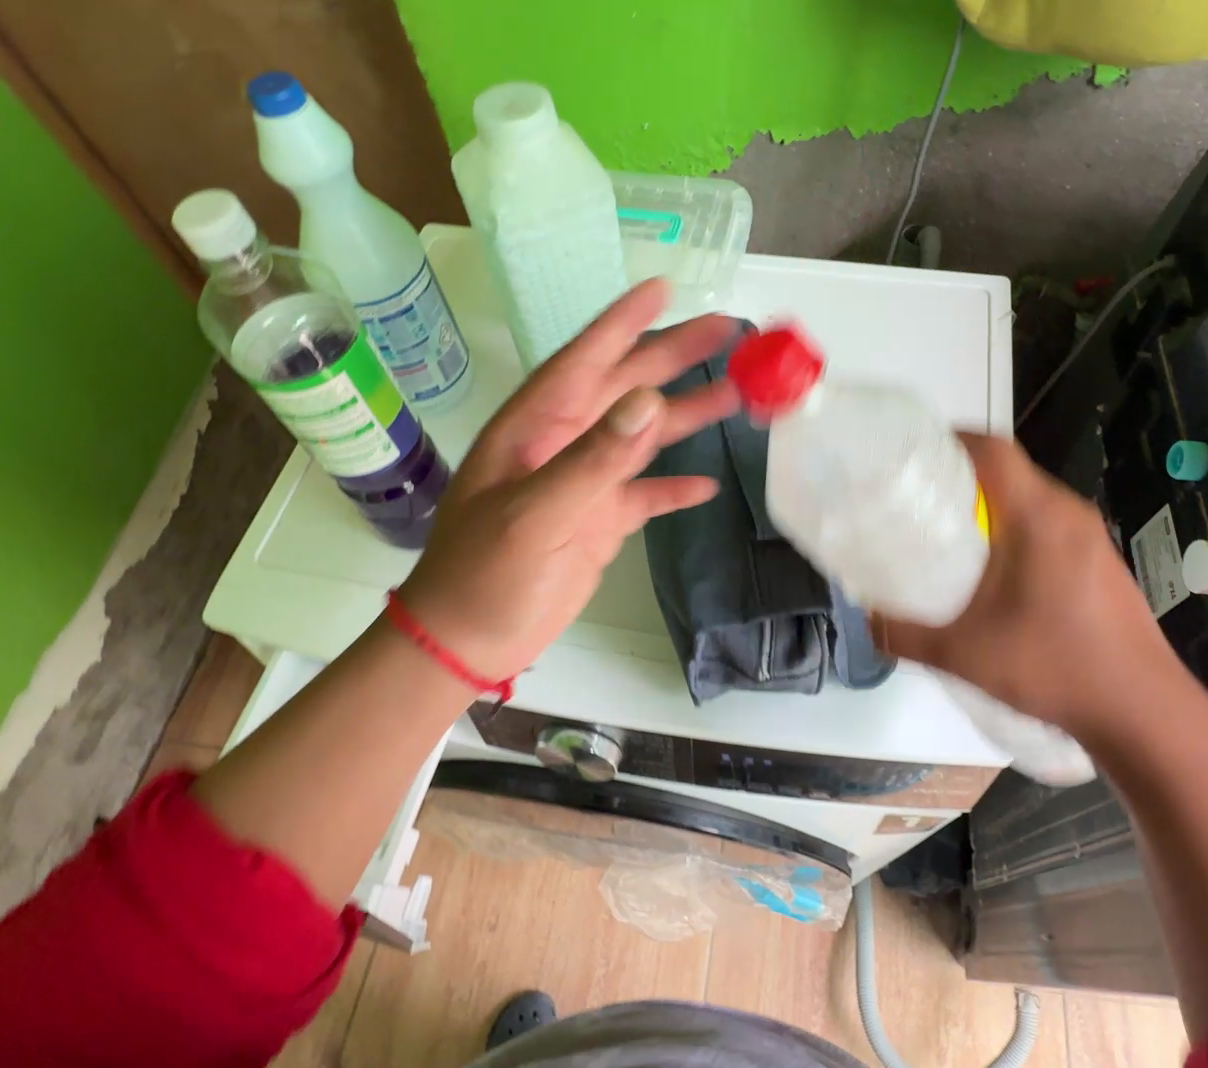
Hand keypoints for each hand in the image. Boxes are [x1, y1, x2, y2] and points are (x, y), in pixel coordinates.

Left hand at [398, 280, 741, 677]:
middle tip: (728, 332)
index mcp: (535, 428)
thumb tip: (647, 400)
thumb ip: (593, 459)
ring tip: (736, 394)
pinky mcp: (598, 521)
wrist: (470, 639)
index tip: (665, 289)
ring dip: (685, 416)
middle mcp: (562, 444)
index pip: (584, 360)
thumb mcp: (536, 513)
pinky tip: (705, 483)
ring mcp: (583, 483)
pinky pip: (643, 495)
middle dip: (673, 358)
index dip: (623, 323)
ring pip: (641, 437)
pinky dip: (672, 488)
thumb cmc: (486, 572)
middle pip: (625, 389)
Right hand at [874, 433, 1188, 740]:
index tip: (912, 454)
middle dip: (961, 479)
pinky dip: (1016, 533)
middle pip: (1010, 472)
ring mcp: (1092, 539)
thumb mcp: (962, 654)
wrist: (1141, 710)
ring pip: (1032, 502)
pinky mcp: (1102, 564)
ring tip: (949, 537)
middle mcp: (1069, 515)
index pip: (993, 450)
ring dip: (991, 508)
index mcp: (1038, 518)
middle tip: (917, 502)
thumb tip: (864, 622)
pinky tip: (995, 575)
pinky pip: (1050, 529)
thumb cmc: (1052, 666)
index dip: (951, 440)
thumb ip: (904, 635)